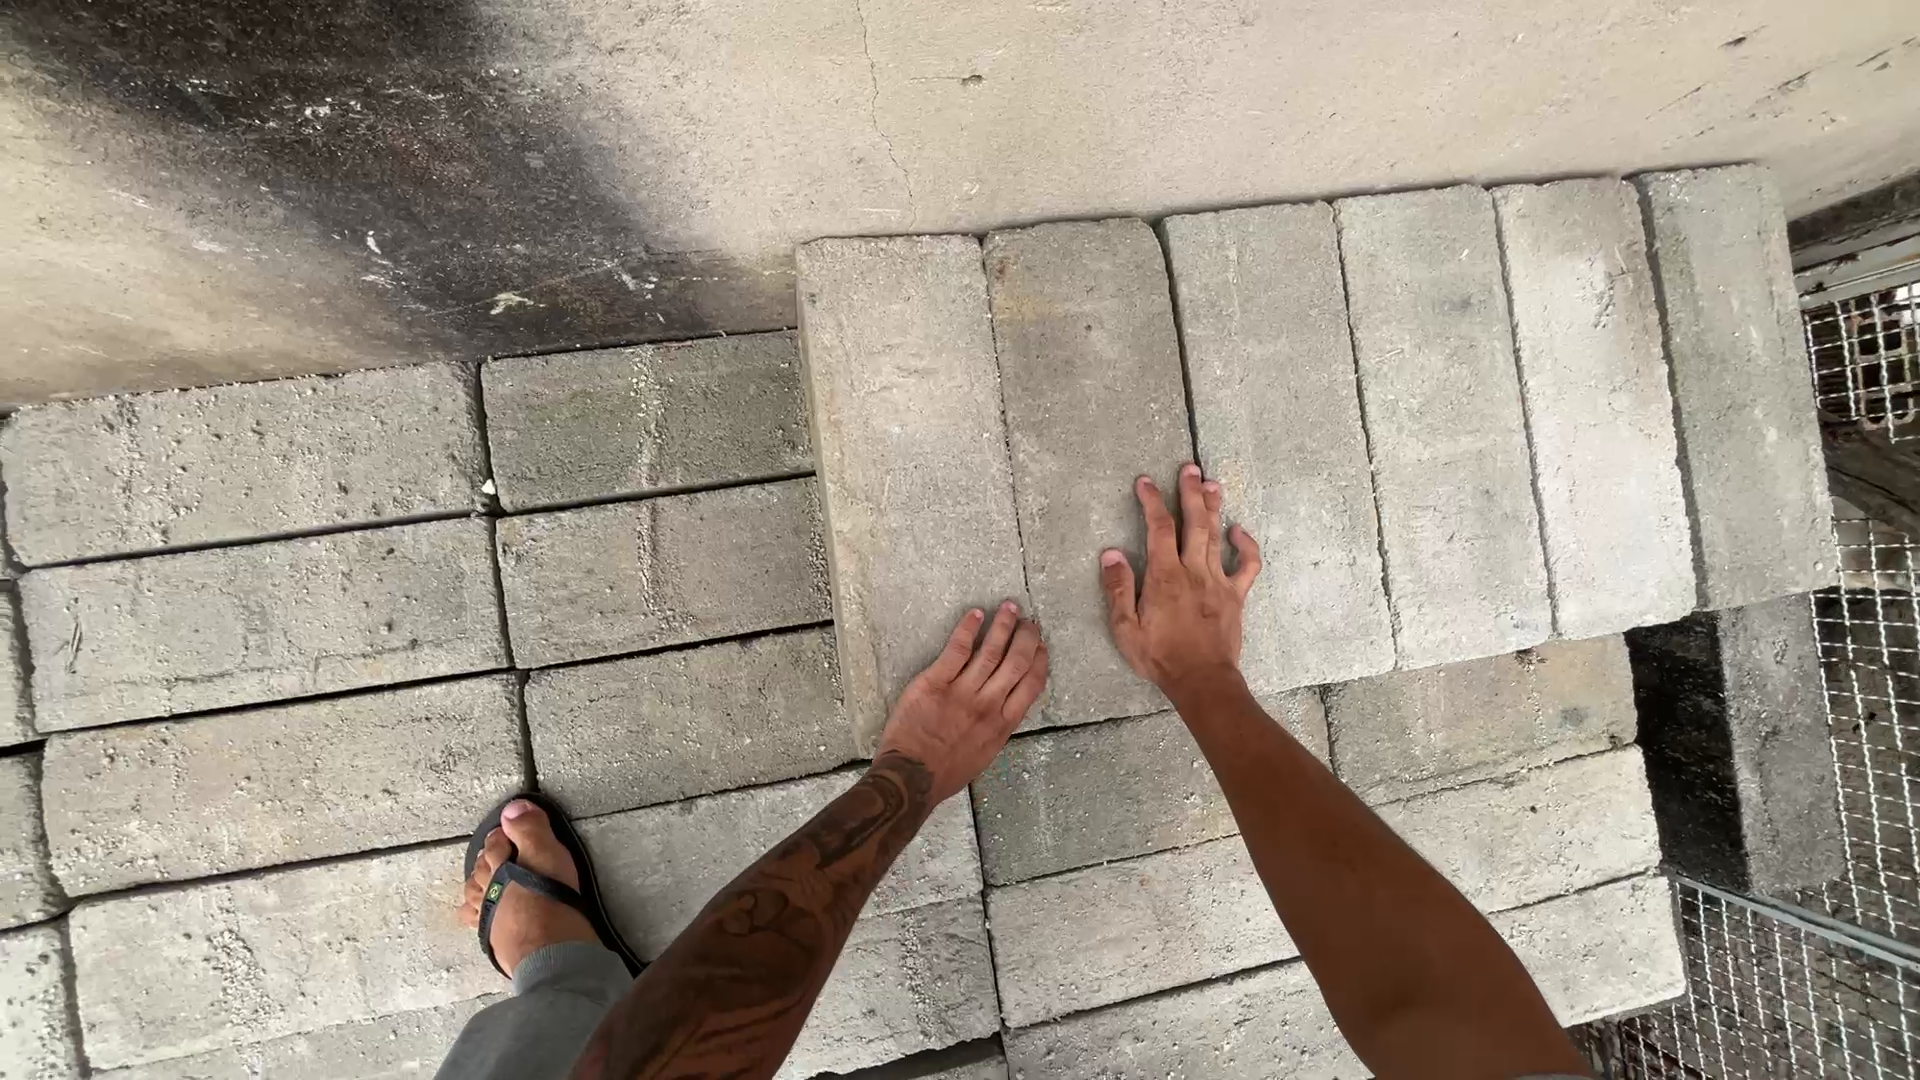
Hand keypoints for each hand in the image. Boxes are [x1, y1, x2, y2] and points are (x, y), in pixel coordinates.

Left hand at [874, 603, 1048, 804]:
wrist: (910, 778)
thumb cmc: (944, 773)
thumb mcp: (984, 755)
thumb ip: (997, 728)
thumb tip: (1005, 706)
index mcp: (1002, 724)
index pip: (1031, 685)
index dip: (1040, 661)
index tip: (1042, 646)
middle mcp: (987, 705)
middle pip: (1016, 662)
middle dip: (1026, 637)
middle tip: (1030, 621)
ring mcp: (962, 692)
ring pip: (990, 651)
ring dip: (1003, 626)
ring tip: (1010, 608)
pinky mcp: (935, 683)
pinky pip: (956, 650)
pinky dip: (968, 630)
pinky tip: (976, 615)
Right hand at [1101, 463, 1261, 699]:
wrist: (1202, 681)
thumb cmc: (1160, 657)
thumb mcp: (1126, 629)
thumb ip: (1119, 589)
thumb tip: (1111, 555)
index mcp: (1165, 577)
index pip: (1159, 528)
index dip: (1152, 501)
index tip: (1145, 482)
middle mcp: (1194, 572)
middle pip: (1194, 523)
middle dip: (1190, 493)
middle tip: (1190, 469)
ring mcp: (1219, 582)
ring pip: (1217, 536)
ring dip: (1214, 508)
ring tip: (1212, 483)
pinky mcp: (1235, 596)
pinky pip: (1247, 566)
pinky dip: (1246, 546)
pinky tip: (1239, 531)